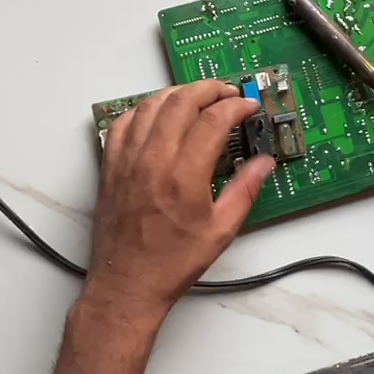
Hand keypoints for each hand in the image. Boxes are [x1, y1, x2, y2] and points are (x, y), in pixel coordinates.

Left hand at [85, 79, 273, 325]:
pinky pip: (123, 123)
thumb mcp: (221, 231)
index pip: (212, 120)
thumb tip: (264, 162)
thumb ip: (245, 190)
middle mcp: (153, 160)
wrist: (127, 284)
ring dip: (177, 93)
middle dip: (209, 89)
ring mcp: (127, 160)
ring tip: (197, 96)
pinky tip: (157, 114)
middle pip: (181, 102)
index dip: (234, 106)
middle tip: (227, 93)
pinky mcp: (110, 166)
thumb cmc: (172, 262)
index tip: (247, 106)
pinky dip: (142, 109)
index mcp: (184, 176)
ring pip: (150, 105)